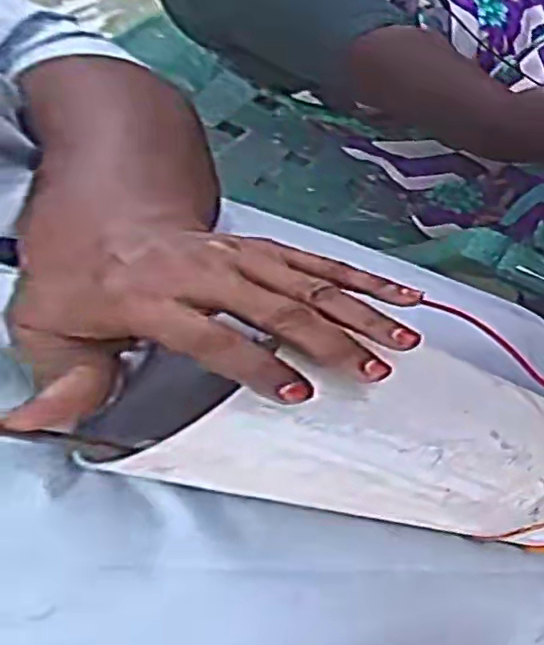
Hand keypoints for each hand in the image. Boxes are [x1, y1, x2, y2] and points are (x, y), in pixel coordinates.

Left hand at [5, 229, 422, 429]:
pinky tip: (404, 296)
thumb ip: (61, 379)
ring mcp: (247, 258)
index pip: (214, 337)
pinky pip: (330, 265)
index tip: (299, 391)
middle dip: (335, 342)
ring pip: (318, 288)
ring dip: (366, 315)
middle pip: (284, 311)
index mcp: (150, 297)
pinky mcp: (274, 250)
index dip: (259, 366)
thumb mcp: (45, 329)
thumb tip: (38, 423)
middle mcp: (207, 273)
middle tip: (373, 368)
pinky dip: (371, 281)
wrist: (106, 221)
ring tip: (401, 339)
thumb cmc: (85, 280)